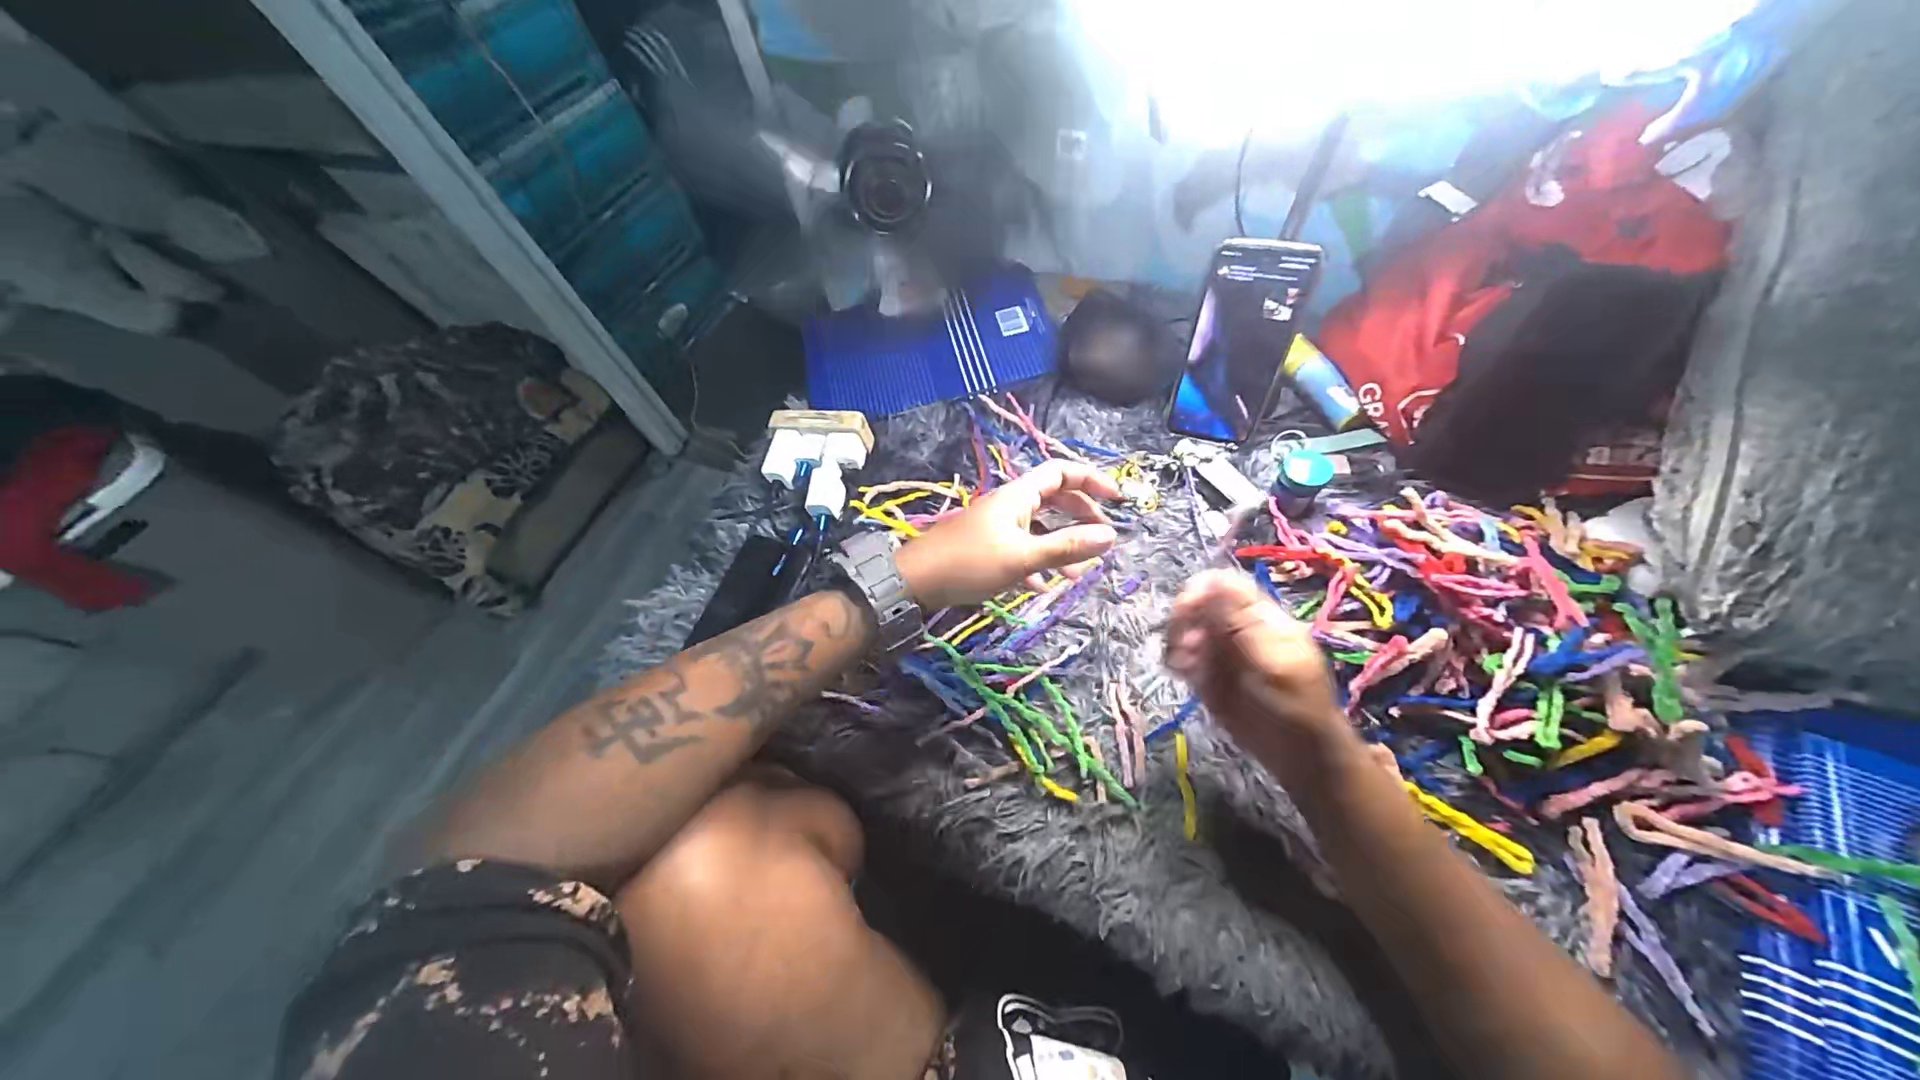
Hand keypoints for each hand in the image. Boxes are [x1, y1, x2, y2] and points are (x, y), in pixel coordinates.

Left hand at [895, 461, 1120, 610]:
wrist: (915, 581)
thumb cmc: (970, 563)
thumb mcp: (1023, 557)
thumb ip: (1066, 547)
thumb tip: (1110, 535)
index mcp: (1018, 496)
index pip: (1062, 471)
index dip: (1092, 480)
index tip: (1117, 501)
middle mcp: (1010, 505)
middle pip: (1054, 498)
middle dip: (1081, 516)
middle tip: (1101, 540)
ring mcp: (997, 526)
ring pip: (1039, 527)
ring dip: (1061, 545)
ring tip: (1078, 574)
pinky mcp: (987, 547)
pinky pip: (1022, 547)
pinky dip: (1039, 561)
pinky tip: (1044, 585)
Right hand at [1164, 570, 1353, 774]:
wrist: (1298, 757)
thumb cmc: (1296, 709)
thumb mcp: (1274, 664)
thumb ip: (1241, 625)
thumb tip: (1214, 582)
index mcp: (1261, 618)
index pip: (1223, 584)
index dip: (1200, 591)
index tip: (1185, 612)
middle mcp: (1237, 628)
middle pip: (1197, 604)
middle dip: (1183, 621)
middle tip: (1182, 646)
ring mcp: (1220, 651)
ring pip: (1185, 630)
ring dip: (1177, 643)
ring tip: (1184, 667)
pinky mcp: (1207, 674)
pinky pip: (1182, 657)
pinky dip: (1177, 661)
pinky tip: (1183, 675)